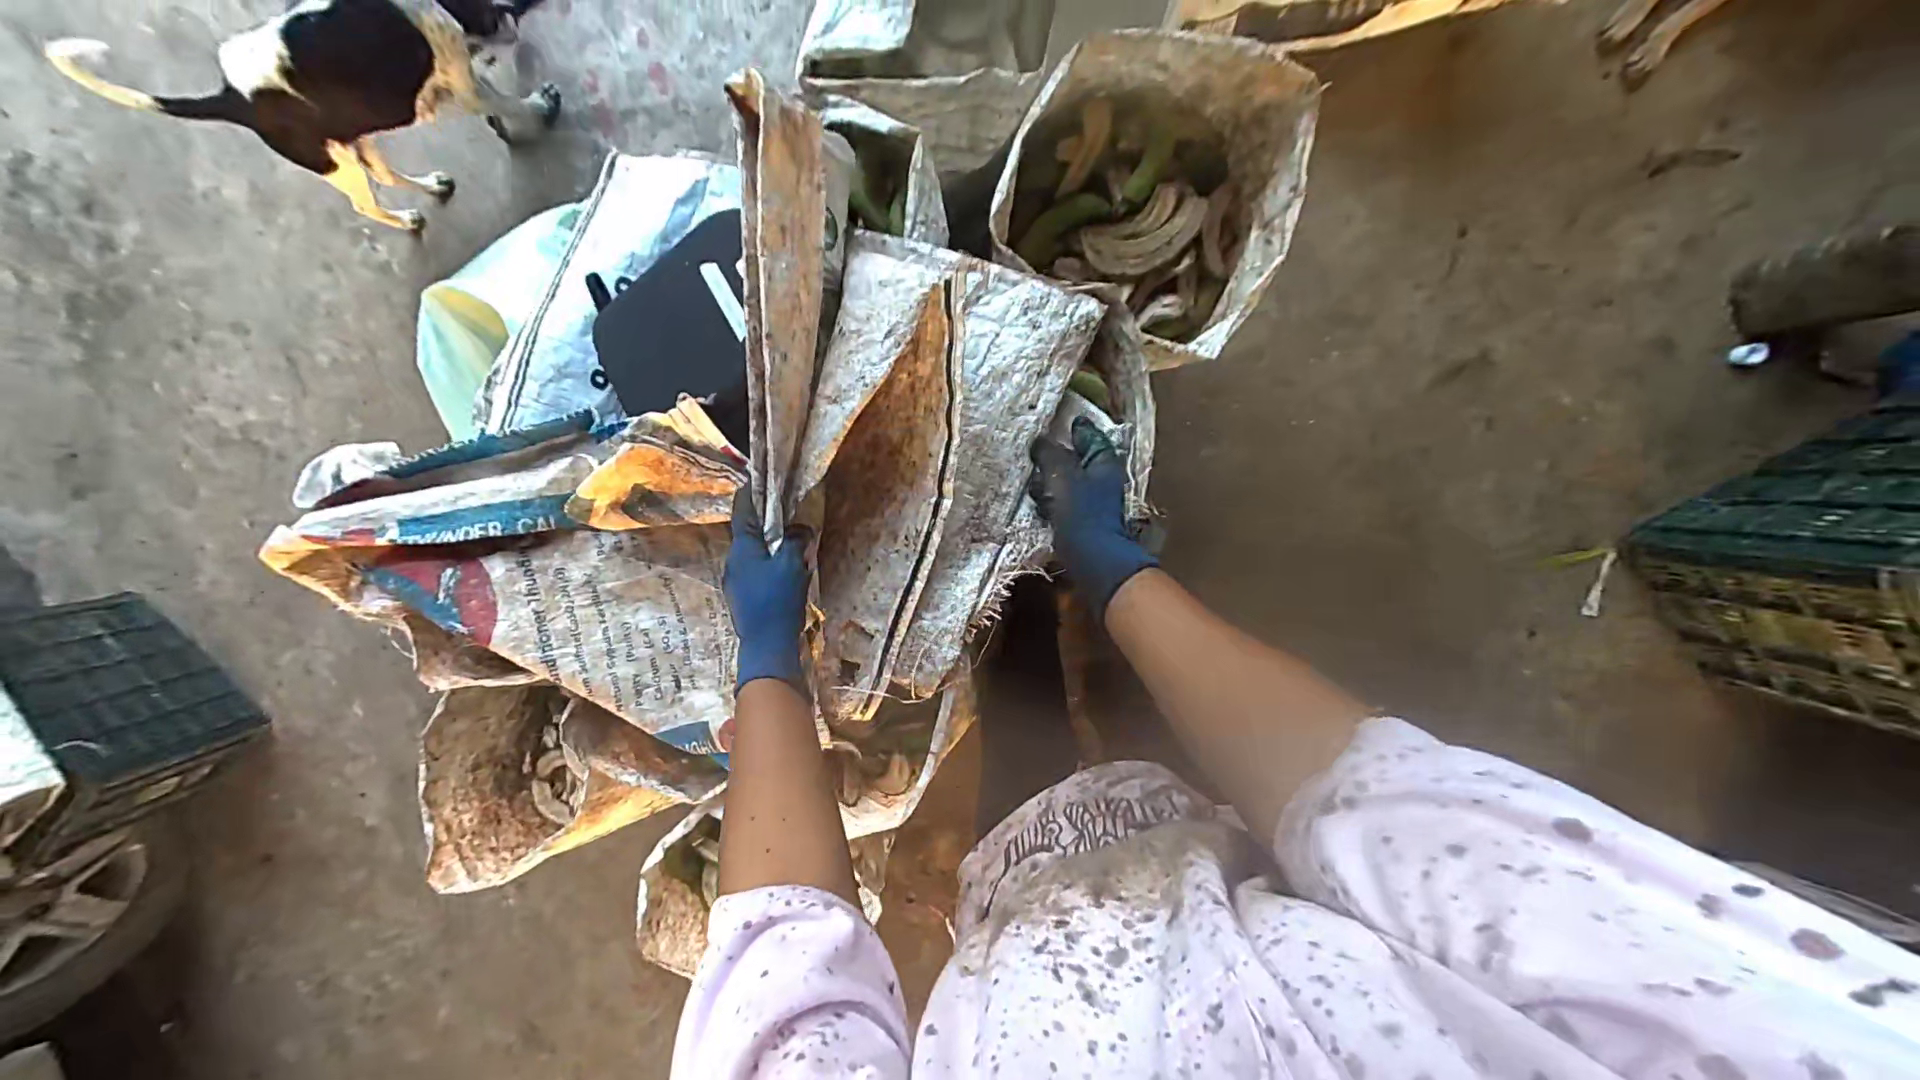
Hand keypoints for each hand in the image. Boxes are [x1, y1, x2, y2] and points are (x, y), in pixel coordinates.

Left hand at [724, 486, 810, 692]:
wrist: (766, 645)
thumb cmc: (778, 599)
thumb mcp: (793, 564)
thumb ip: (796, 540)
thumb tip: (800, 527)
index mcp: (742, 547)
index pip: (743, 510)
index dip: (751, 492)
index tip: (759, 479)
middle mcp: (733, 560)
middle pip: (747, 532)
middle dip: (765, 523)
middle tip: (786, 515)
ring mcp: (735, 581)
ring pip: (752, 553)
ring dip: (768, 546)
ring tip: (790, 546)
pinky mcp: (741, 598)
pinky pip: (754, 572)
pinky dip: (768, 565)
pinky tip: (784, 574)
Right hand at [1028, 417, 1157, 622]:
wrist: (1092, 557)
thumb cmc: (1080, 511)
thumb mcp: (1061, 475)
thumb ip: (1049, 454)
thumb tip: (1040, 441)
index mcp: (1103, 461)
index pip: (1090, 435)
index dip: (1078, 427)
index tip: (1068, 420)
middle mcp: (1101, 478)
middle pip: (1073, 459)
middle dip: (1054, 460)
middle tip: (1037, 458)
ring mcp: (1092, 500)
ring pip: (1064, 482)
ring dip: (1048, 483)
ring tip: (1037, 489)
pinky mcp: (1081, 519)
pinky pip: (1061, 503)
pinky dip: (1051, 503)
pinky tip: (1042, 509)